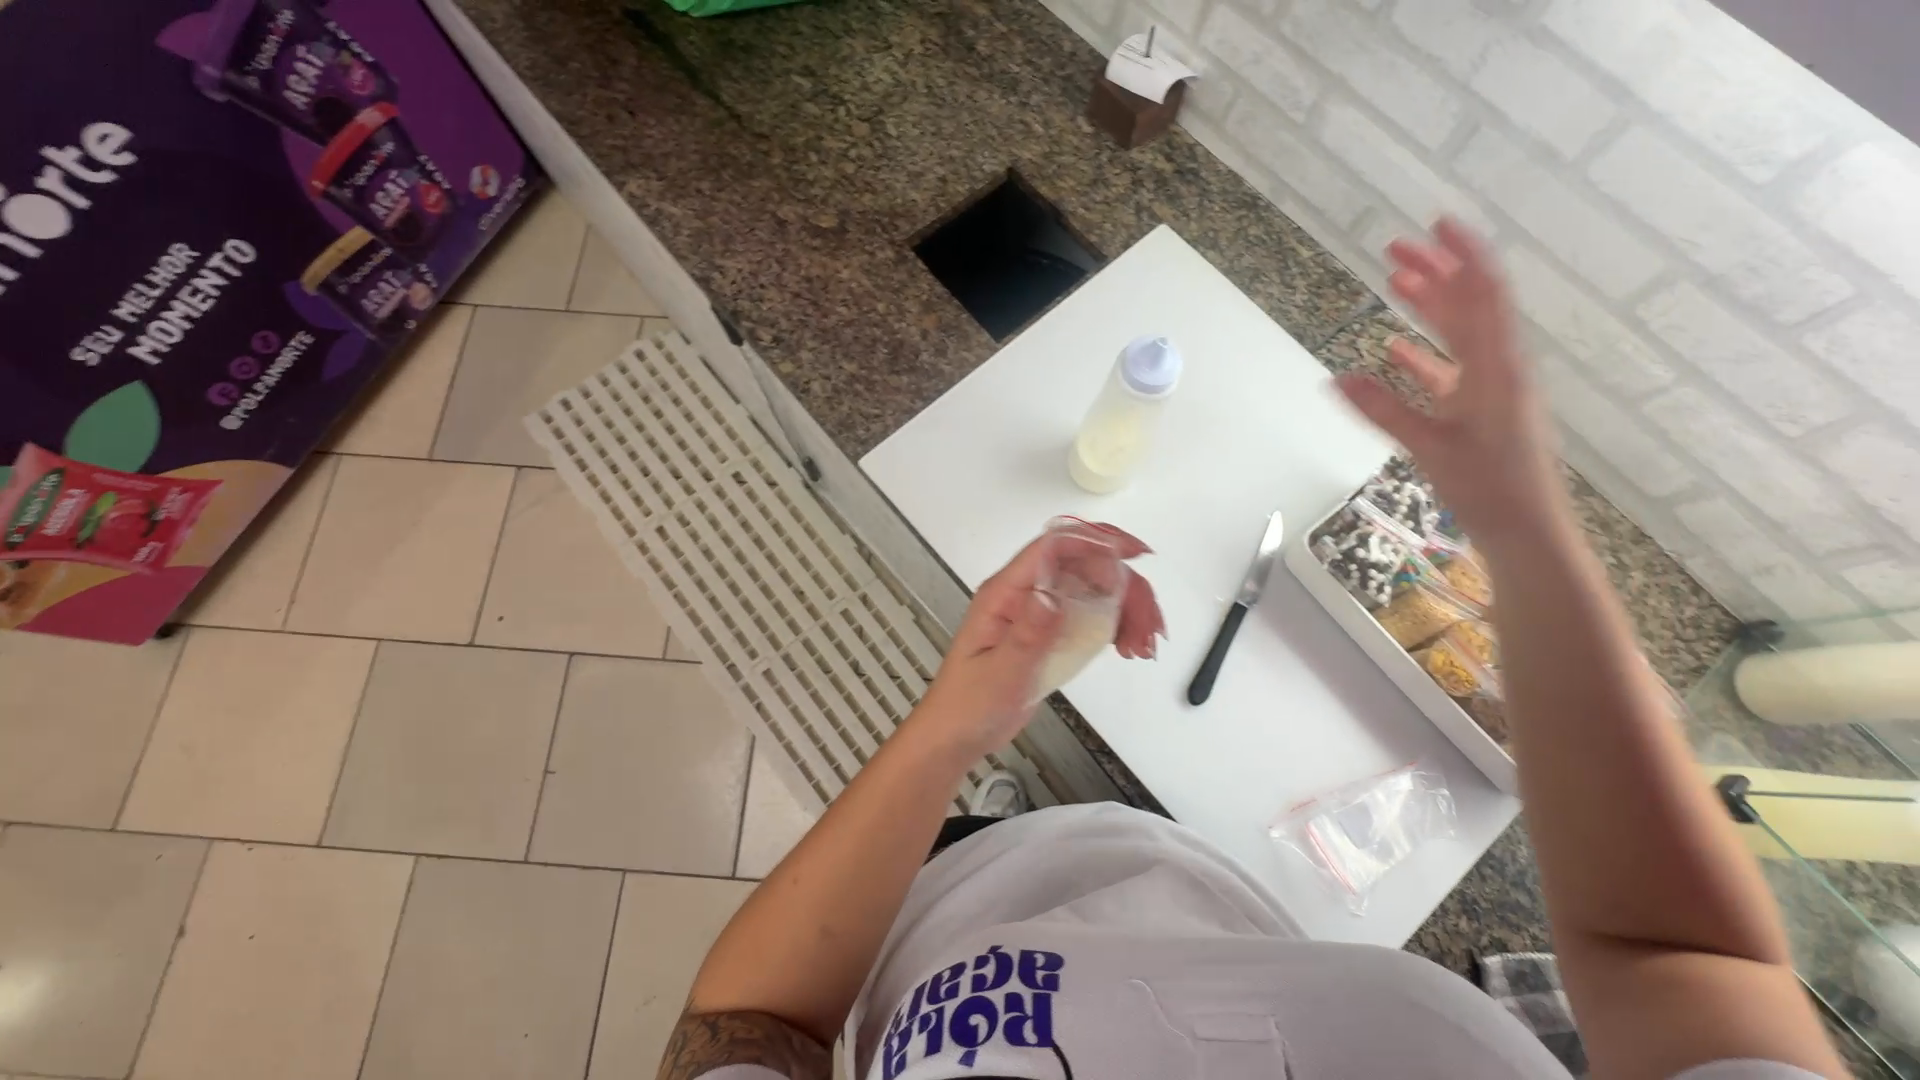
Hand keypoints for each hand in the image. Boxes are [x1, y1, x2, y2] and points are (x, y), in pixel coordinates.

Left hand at [910, 523, 1163, 761]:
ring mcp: (1039, 613)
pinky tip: (1129, 647)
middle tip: (1149, 628)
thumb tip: (1051, 594)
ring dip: (1127, 609)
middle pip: (1086, 568)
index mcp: (1005, 593)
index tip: (1135, 555)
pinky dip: (1117, 626)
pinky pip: (1092, 616)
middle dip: (1126, 588)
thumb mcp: (1000, 673)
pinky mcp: (1051, 634)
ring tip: (1143, 646)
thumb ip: (1028, 633)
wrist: (956, 736)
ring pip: (1095, 591)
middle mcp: (1024, 594)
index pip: (1054, 547)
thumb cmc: (968, 705)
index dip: (1097, 541)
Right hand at [1335, 219, 1570, 552]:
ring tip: (1397, 282)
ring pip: (1460, 335)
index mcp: (1496, 368)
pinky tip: (1397, 348)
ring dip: (1430, 307)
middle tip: (1396, 248)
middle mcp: (1498, 369)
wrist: (1527, 530)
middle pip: (1469, 306)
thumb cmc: (1488, 489)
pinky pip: (1450, 370)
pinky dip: (1424, 354)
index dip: (1462, 256)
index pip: (1483, 295)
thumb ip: (1383, 410)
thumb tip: (1334, 377)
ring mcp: (1490, 391)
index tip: (1436, 223)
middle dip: (1436, 273)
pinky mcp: (1479, 413)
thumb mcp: (1430, 448)